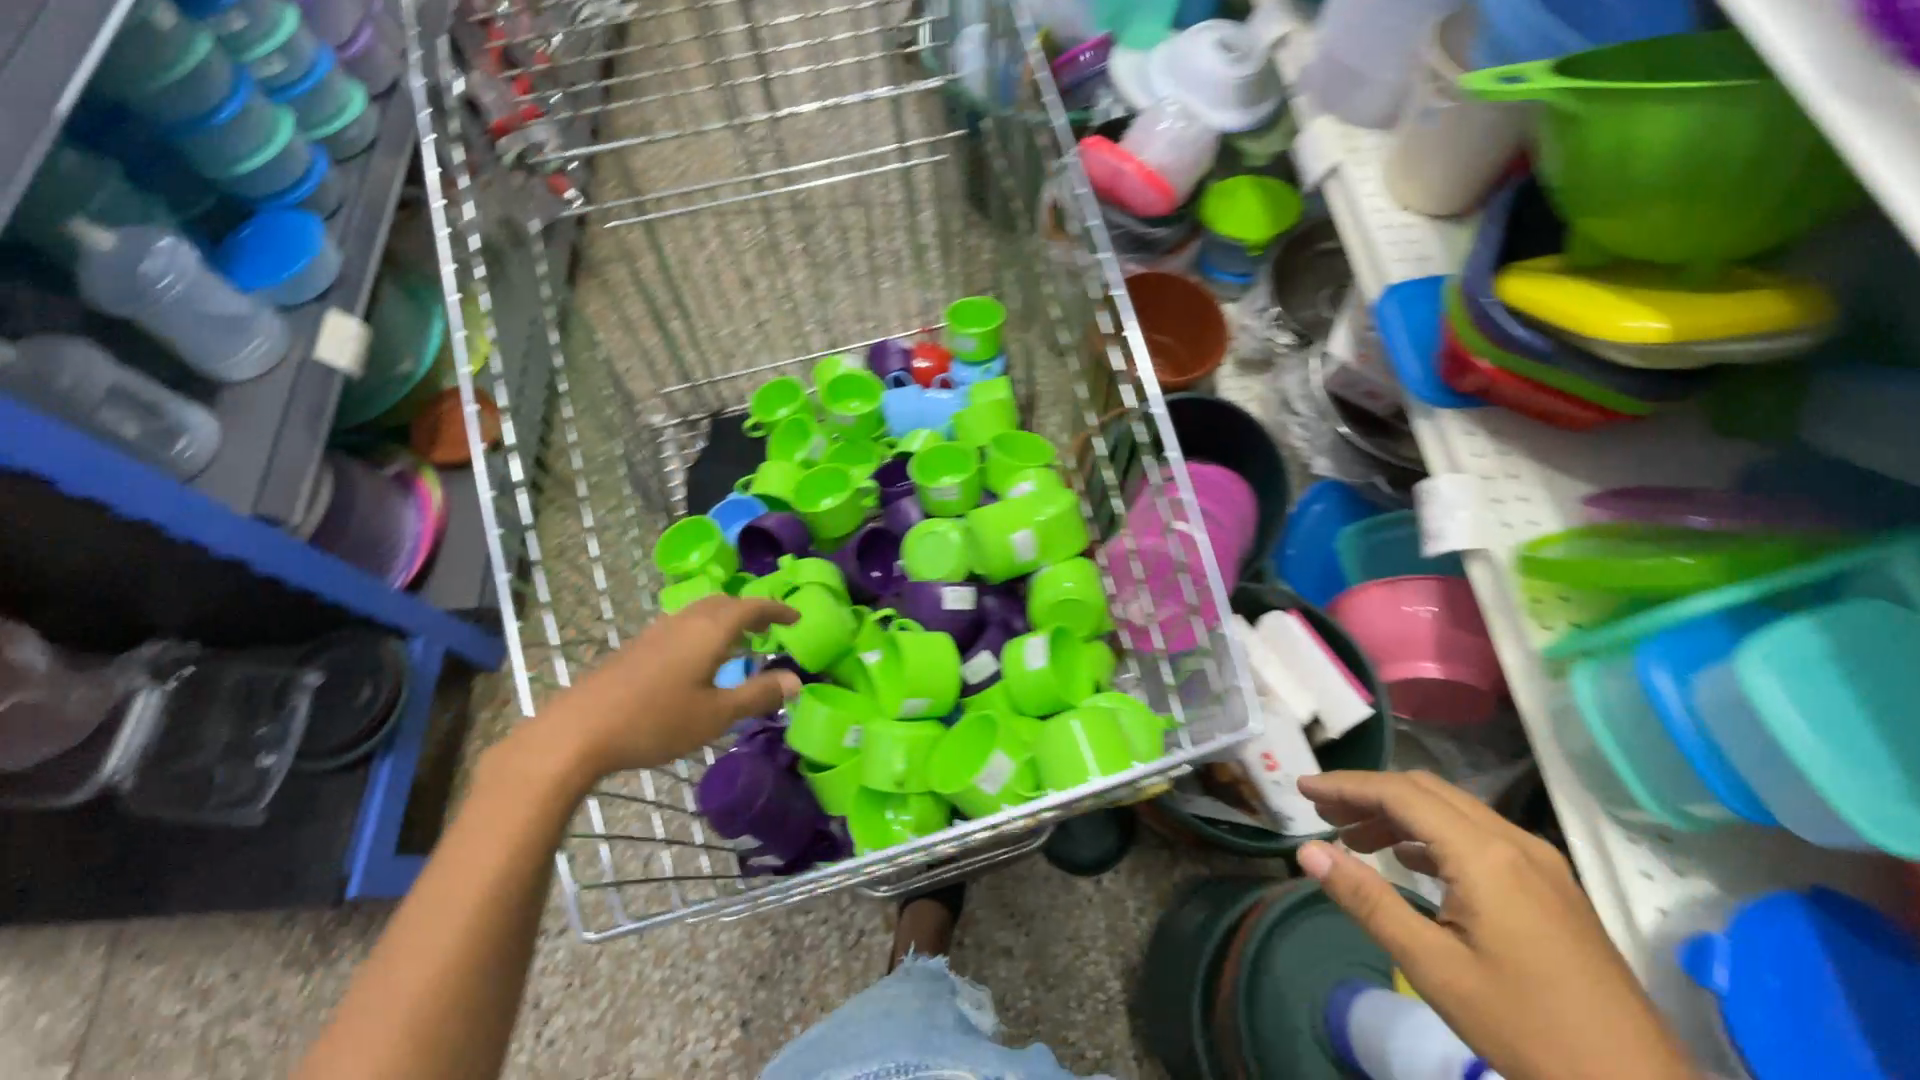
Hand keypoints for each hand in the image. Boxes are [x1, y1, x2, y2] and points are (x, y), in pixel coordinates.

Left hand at [522, 596, 799, 785]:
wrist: (578, 731)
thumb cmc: (656, 721)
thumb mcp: (716, 715)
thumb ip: (757, 695)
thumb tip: (795, 680)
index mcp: (709, 631)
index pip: (751, 607)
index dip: (777, 609)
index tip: (797, 618)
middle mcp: (683, 622)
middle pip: (723, 603)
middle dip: (750, 611)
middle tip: (769, 630)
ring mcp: (656, 633)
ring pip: (699, 614)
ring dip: (725, 621)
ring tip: (738, 646)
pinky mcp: (637, 649)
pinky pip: (682, 627)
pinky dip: (703, 633)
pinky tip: (699, 663)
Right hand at [1296, 771, 1697, 1079]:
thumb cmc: (1525, 1027)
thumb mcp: (1433, 967)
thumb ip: (1369, 901)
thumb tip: (1309, 851)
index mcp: (1486, 856)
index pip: (1402, 794)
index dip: (1347, 785)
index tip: (1302, 788)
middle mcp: (1515, 843)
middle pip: (1429, 792)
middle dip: (1370, 794)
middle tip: (1321, 812)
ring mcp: (1540, 863)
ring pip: (1455, 812)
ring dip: (1400, 814)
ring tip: (1354, 839)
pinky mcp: (1551, 887)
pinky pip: (1480, 838)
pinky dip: (1433, 836)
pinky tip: (1409, 863)